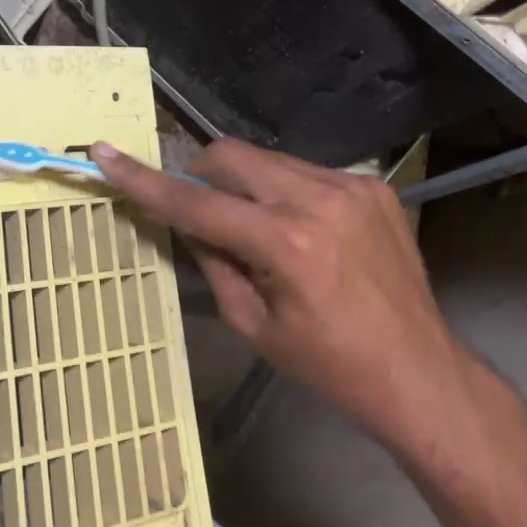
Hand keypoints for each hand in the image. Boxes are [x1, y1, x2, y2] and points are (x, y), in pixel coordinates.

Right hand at [90, 138, 465, 443]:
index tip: (105, 154)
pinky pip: (304, 170)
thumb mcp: (252, 322)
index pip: (196, 201)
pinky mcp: (372, 185)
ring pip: (267, 158)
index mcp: (286, 243)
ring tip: (262, 229)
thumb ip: (212, 258)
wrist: (421, 373)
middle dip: (203, 174)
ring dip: (247, 184)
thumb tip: (185, 217)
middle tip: (203, 210)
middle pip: (231, 156)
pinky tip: (302, 230)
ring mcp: (350, 186)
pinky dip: (285, 191)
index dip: (145, 180)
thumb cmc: (329, 363)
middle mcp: (318, 200)